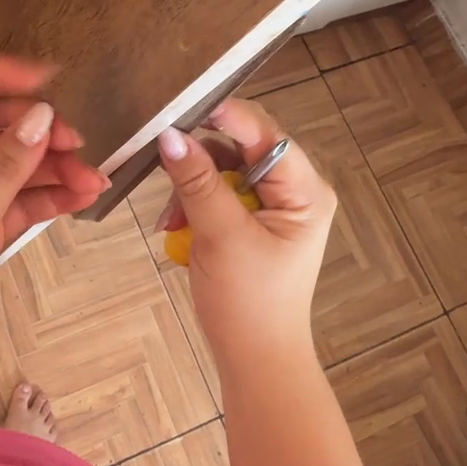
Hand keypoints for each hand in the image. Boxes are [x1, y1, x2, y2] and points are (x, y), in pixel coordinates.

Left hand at [0, 56, 109, 381]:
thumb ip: (6, 165)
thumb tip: (42, 114)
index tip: (49, 79)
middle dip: (37, 129)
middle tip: (79, 145)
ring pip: (12, 164)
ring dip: (52, 167)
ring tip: (94, 181)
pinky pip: (18, 199)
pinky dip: (48, 197)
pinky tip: (81, 199)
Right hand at [154, 97, 336, 362]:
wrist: (255, 359)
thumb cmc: (248, 301)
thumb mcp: (220, 236)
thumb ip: (196, 181)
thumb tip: (169, 134)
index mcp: (304, 190)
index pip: (264, 132)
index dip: (223, 116)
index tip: (177, 106)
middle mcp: (292, 190)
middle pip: (241, 146)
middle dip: (200, 157)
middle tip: (162, 161)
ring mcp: (271, 206)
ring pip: (222, 168)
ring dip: (191, 185)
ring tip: (169, 216)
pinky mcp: (249, 222)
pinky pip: (216, 193)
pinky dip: (192, 204)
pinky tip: (174, 225)